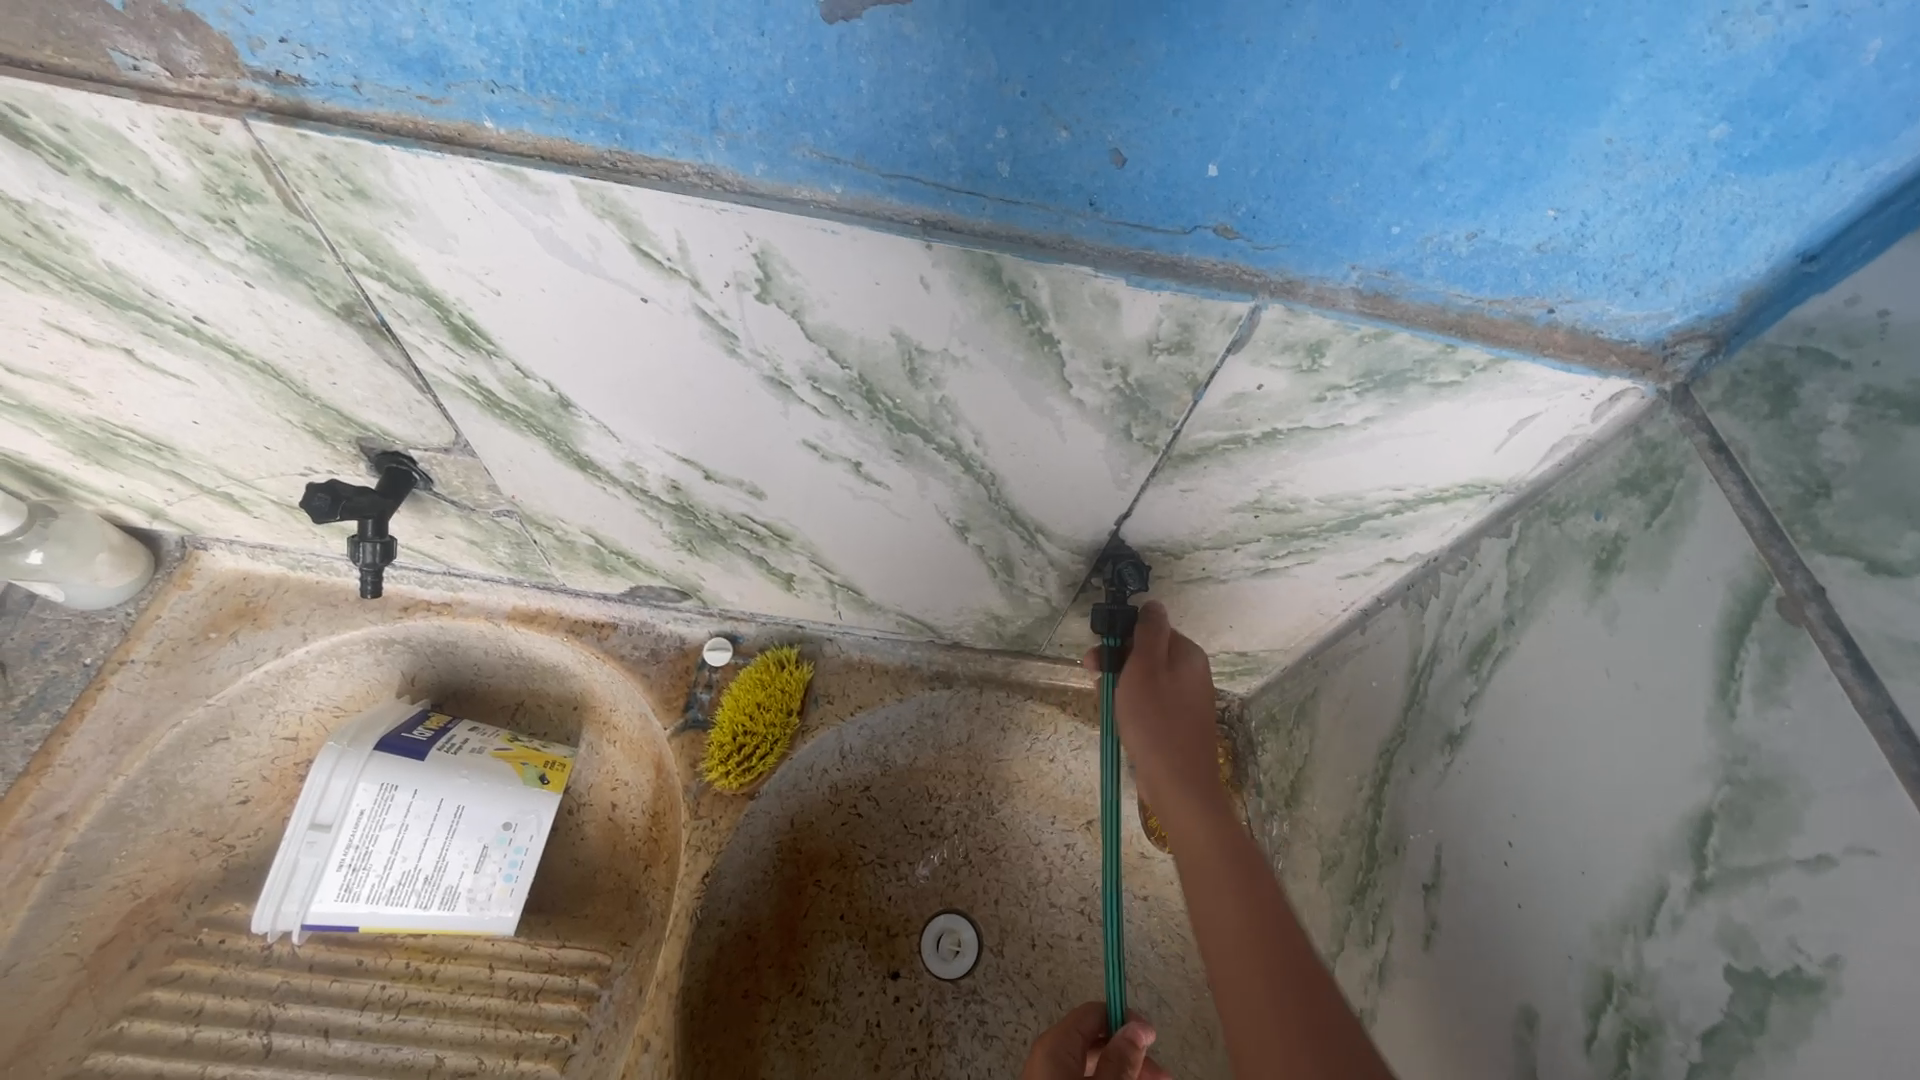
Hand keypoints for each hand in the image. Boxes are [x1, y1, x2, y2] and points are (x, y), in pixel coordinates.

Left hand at [1022, 1002, 1169, 1079]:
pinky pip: (1083, 1077)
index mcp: (1056, 1043)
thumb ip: (1118, 1061)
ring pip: (1092, 1064)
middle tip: (1163, 1074)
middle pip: (1096, 1041)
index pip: (1094, 1012)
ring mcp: (1048, 1075)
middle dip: (1131, 1053)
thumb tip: (1136, 1028)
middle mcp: (1049, 1055)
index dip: (1126, 1019)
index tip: (1152, 1037)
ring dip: (1124, 1070)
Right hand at [1082, 600, 1224, 824]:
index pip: (1149, 629)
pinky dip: (1131, 707)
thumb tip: (1153, 603)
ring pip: (1144, 680)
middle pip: (1146, 654)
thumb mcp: (1145, 668)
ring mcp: (1186, 700)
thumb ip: (1148, 632)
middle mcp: (1191, 672)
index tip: (1098, 656)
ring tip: (1108, 705)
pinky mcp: (1178, 723)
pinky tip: (1120, 721)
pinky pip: (1149, 703)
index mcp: (1187, 653)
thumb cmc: (1155, 722)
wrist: (1178, 784)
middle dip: (1117, 664)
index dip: (1121, 638)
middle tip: (1095, 678)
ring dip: (1120, 687)